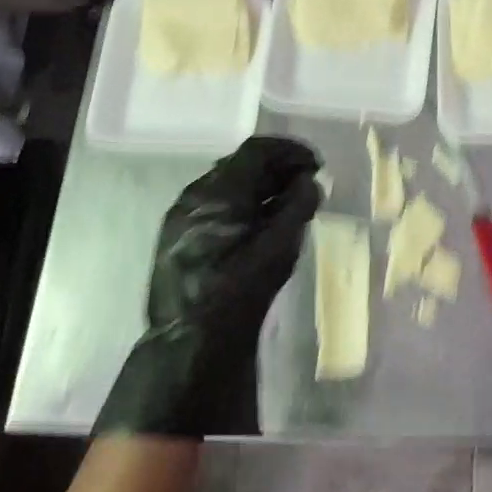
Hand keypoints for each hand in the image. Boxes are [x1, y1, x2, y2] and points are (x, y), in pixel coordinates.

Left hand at [95, 136, 322, 437]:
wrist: (190, 341)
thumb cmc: (240, 291)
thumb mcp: (280, 248)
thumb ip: (298, 207)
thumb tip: (309, 181)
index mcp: (218, 192)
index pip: (256, 150)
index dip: (290, 151)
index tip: (316, 165)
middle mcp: (194, 195)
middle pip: (239, 165)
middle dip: (276, 168)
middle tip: (305, 182)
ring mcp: (181, 216)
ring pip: (225, 186)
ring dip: (258, 187)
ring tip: (287, 203)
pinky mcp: (176, 237)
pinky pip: (213, 205)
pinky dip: (241, 204)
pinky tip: (259, 224)